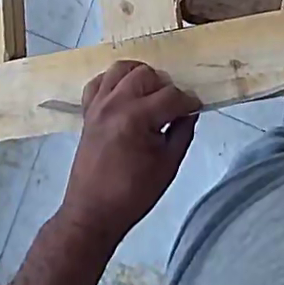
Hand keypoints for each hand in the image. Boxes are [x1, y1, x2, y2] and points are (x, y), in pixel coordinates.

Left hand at [56, 61, 199, 242]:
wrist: (92, 214)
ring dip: (139, 76)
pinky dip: (112, 82)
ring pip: (121, 69)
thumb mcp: (169, 163)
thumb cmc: (133, 193)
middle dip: (165, 87)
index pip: (171, 96)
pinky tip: (124, 94)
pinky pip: (98, 83)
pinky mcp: (87, 113)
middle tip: (171, 106)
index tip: (195, 107)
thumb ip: (183, 130)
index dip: (188, 101)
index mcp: (136, 118)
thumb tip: (190, 110)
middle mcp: (115, 105)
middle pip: (147, 75)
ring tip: (149, 94)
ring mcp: (98, 106)